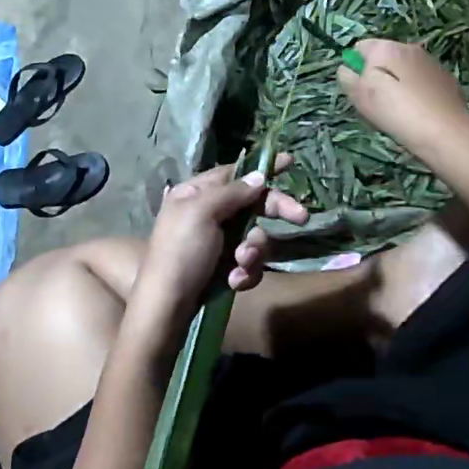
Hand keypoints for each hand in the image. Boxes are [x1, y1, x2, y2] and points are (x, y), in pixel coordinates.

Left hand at [137, 156, 308, 315]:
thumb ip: (232, 193)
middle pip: (252, 203)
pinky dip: (245, 273)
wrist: (168, 306)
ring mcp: (218, 242)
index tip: (289, 162)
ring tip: (240, 263)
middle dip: (274, 211)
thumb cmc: (180, 252)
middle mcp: (208, 214)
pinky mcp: (225, 268)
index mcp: (195, 193)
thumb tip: (258, 176)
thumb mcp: (201, 213)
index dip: (261, 168)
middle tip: (300, 218)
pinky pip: (249, 263)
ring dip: (254, 250)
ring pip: (255, 236)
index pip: (234, 173)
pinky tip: (234, 282)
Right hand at [338, 39, 468, 151]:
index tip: (358, 89)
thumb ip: (348, 77)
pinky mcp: (446, 81)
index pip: (360, 46)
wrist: (446, 132)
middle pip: (383, 58)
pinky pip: (419, 83)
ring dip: (395, 85)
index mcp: (388, 48)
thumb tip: (347, 68)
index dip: (354, 67)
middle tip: (375, 104)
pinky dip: (413, 93)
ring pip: (402, 70)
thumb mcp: (361, 95)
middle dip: (375, 77)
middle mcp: (411, 48)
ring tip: (397, 112)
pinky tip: (416, 113)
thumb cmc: (397, 111)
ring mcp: (431, 64)